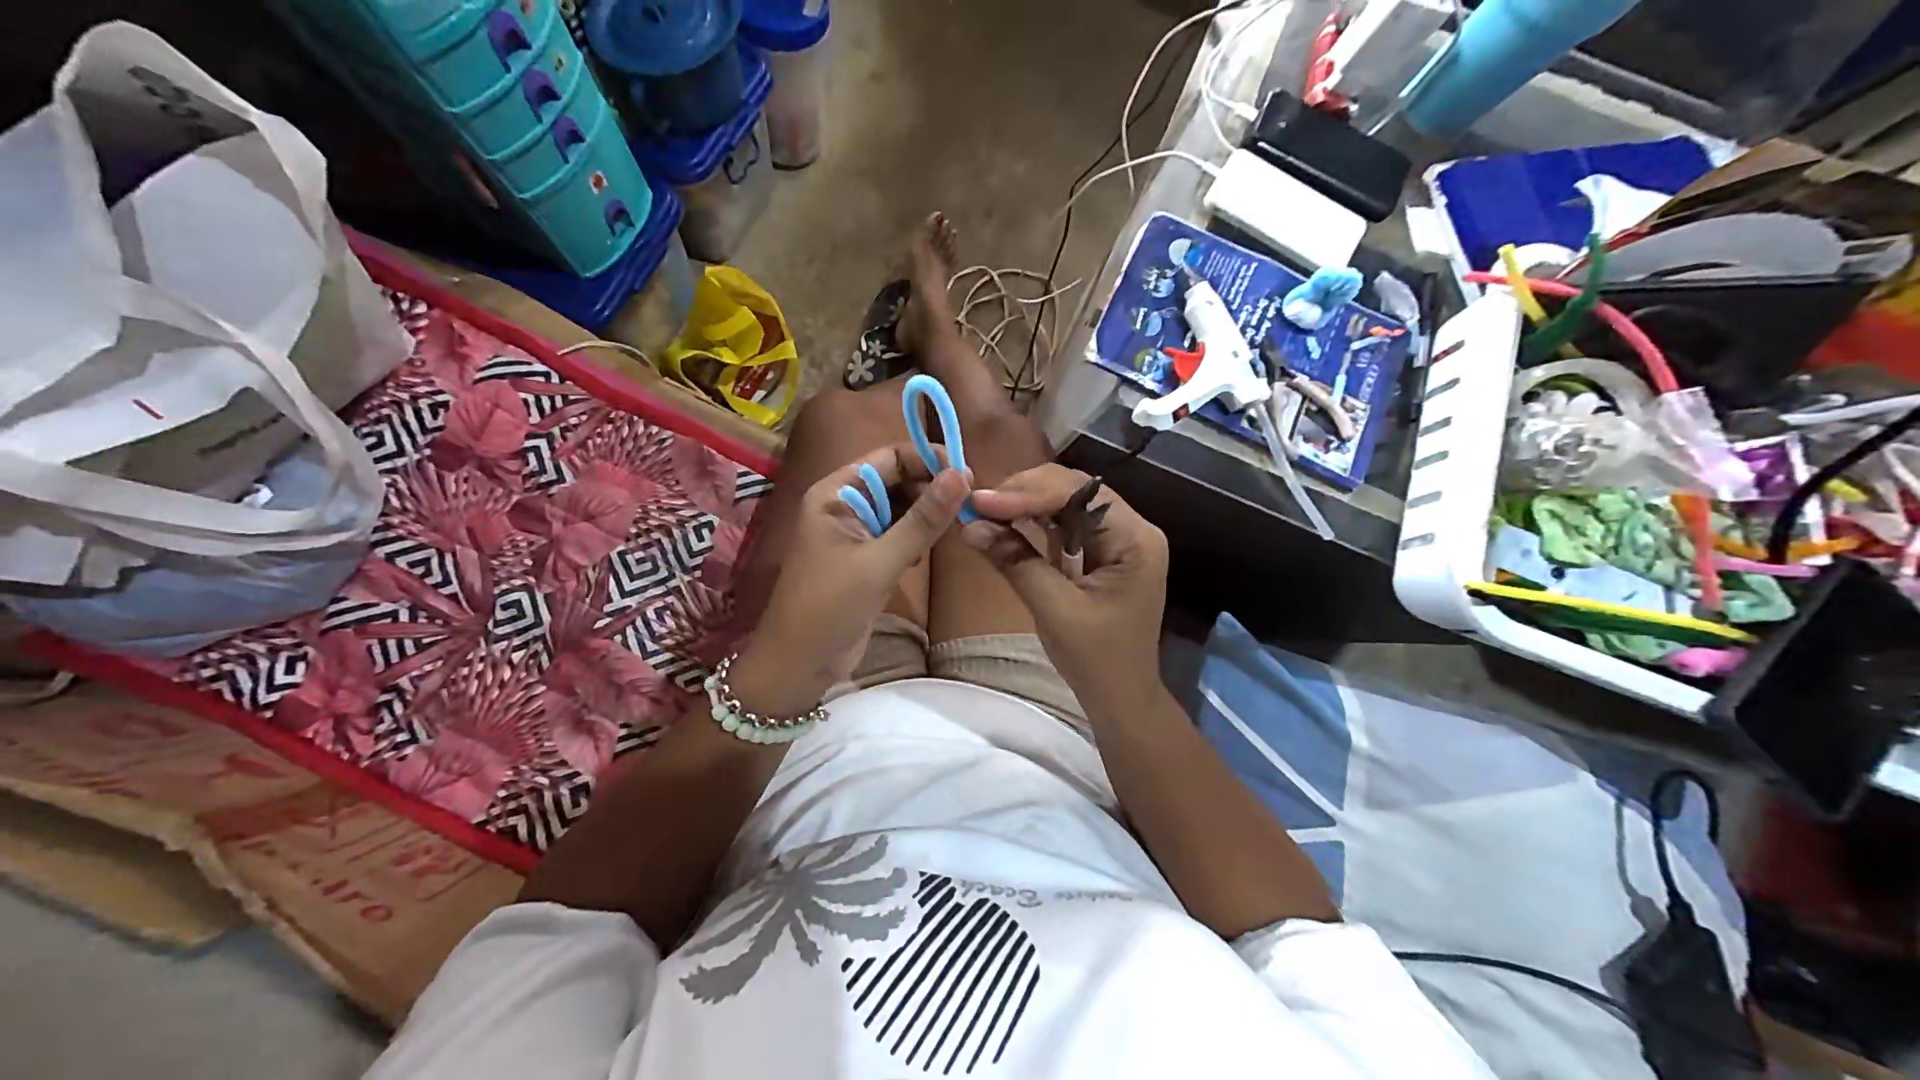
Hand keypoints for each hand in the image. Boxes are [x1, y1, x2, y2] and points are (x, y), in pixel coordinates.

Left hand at [736, 444, 969, 709]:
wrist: (800, 664)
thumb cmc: (829, 607)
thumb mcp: (880, 562)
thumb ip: (922, 520)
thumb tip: (961, 475)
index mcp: (836, 492)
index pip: (888, 457)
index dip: (927, 460)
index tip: (967, 474)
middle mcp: (845, 504)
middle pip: (897, 479)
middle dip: (931, 488)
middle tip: (968, 505)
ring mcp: (856, 532)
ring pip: (901, 508)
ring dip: (927, 514)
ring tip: (955, 525)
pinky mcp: (866, 558)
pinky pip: (899, 534)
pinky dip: (917, 537)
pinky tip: (927, 553)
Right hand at [962, 465, 1167, 708]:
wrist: (1121, 699)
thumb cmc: (1096, 660)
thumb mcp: (1053, 609)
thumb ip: (1015, 561)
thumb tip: (968, 526)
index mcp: (1135, 539)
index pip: (1079, 494)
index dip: (1028, 491)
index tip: (982, 500)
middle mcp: (1132, 529)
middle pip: (1073, 491)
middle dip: (1025, 493)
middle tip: (978, 504)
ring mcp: (1118, 540)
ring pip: (1066, 504)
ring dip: (1025, 504)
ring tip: (985, 509)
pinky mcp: (1101, 553)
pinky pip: (1065, 526)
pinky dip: (1033, 523)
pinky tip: (1005, 522)